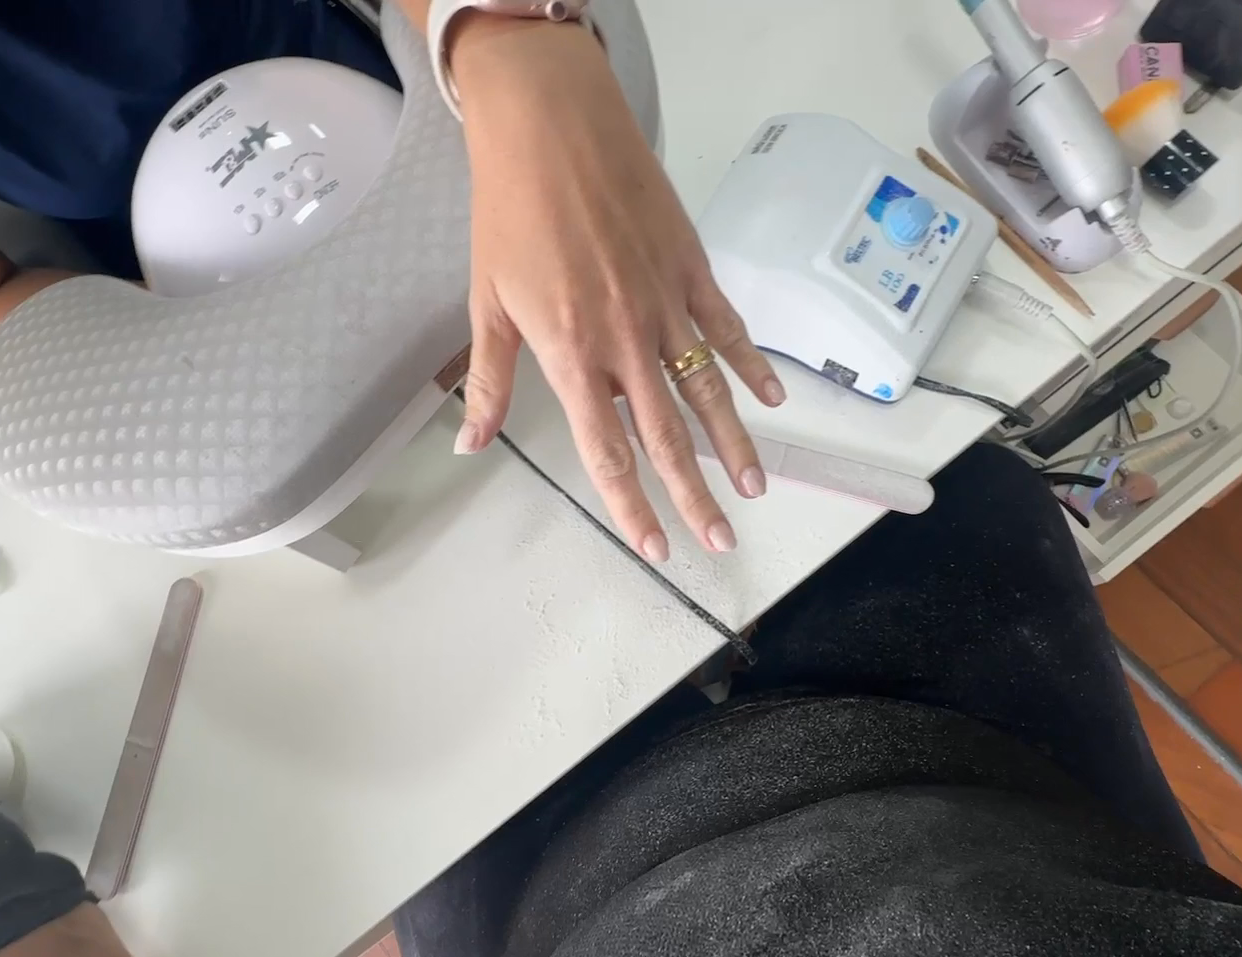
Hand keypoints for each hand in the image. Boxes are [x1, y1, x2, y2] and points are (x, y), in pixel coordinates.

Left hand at [449, 18, 786, 561]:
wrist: (551, 126)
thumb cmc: (511, 213)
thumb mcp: (486, 303)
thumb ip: (487, 383)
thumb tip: (469, 445)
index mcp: (572, 356)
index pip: (608, 453)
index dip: (633, 507)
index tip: (655, 546)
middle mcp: (626, 342)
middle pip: (669, 438)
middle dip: (695, 497)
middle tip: (720, 540)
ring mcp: (666, 307)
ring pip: (709, 392)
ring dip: (735, 445)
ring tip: (754, 487)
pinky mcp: (692, 271)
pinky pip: (729, 331)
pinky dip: (751, 367)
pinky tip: (772, 399)